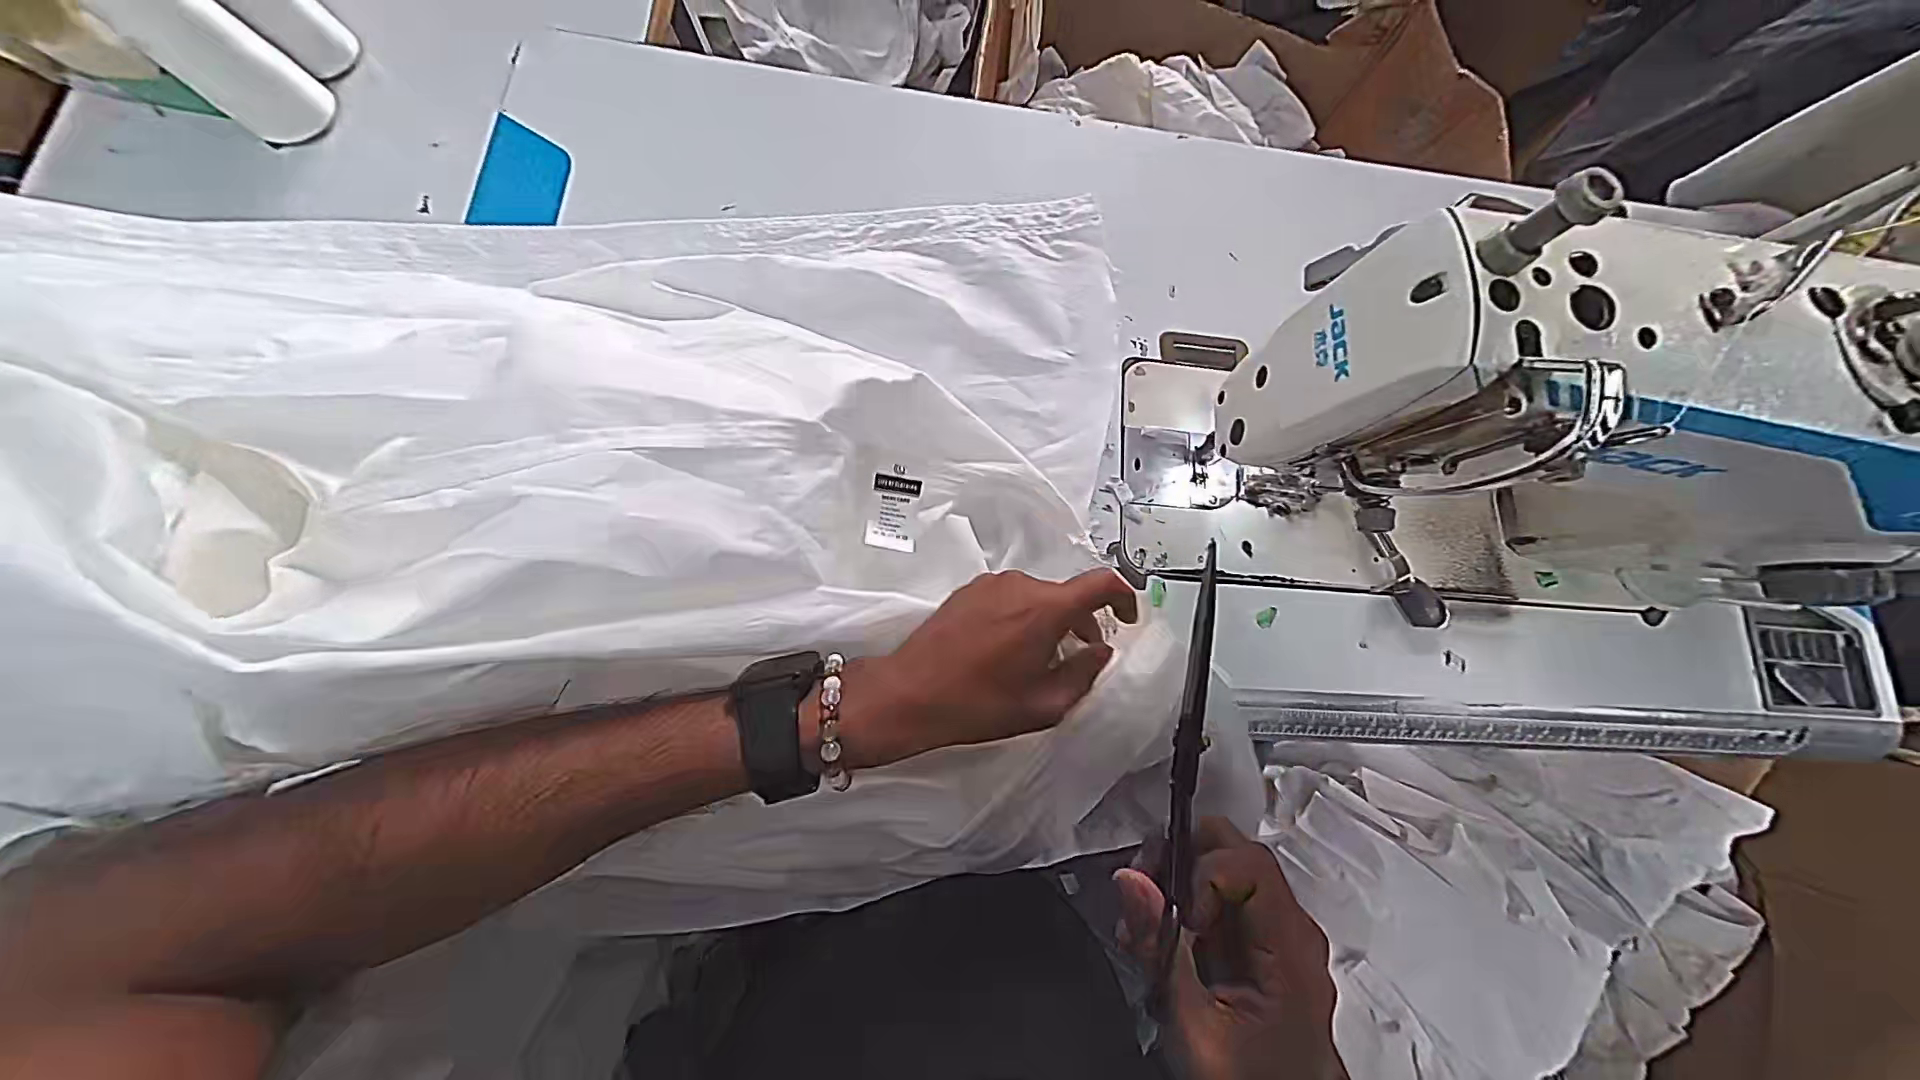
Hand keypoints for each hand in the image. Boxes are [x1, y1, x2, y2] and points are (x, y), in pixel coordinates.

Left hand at [838, 568, 1138, 767]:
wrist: (910, 693)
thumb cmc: (974, 702)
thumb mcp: (1043, 704)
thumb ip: (1084, 675)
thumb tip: (1100, 654)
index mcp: (1044, 609)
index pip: (1102, 583)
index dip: (1124, 597)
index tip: (1125, 616)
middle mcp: (1019, 585)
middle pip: (1067, 594)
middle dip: (1083, 622)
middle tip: (1081, 655)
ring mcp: (990, 585)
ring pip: (1038, 596)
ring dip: (1050, 620)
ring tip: (1040, 659)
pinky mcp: (969, 591)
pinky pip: (1011, 596)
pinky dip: (1023, 616)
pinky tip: (1009, 649)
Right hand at [1115, 818, 1343, 1079]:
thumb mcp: (1193, 1027)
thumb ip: (1160, 952)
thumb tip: (1133, 882)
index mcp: (1290, 953)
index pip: (1251, 865)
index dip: (1204, 874)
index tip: (1180, 914)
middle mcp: (1291, 932)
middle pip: (1235, 852)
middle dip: (1180, 858)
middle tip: (1146, 888)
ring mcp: (1275, 933)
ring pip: (1222, 863)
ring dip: (1175, 876)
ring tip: (1146, 916)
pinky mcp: (1254, 938)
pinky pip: (1216, 890)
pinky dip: (1181, 896)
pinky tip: (1160, 931)